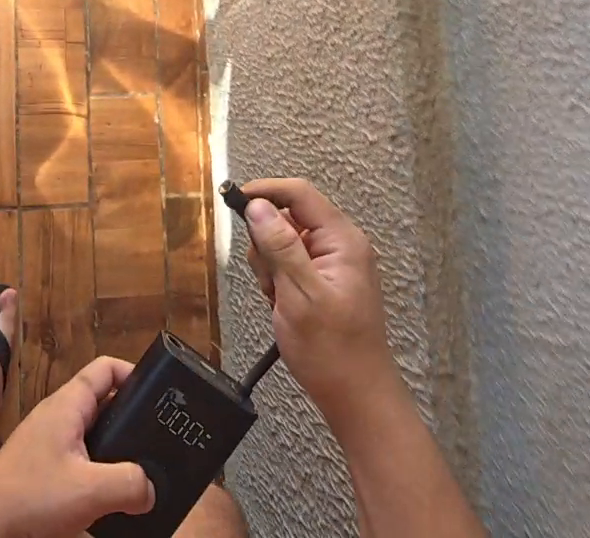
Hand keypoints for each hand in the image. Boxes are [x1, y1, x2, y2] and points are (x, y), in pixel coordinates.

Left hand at [0, 357, 154, 537]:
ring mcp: (48, 440)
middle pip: (103, 401)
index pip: (106, 368)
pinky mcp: (42, 466)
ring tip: (141, 472)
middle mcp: (58, 414)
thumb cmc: (33, 496)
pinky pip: (80, 456)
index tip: (159, 397)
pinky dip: (99, 469)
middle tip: (157, 440)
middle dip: (131, 417)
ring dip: (116, 449)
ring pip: (93, 433)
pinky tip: (111, 496)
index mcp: (68, 404)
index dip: (134, 373)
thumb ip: (129, 484)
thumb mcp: (89, 490)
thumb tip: (151, 489)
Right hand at [239, 178, 396, 424]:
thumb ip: (280, 246)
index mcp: (342, 240)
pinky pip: (291, 263)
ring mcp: (334, 263)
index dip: (265, 191)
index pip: (299, 193)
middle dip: (267, 242)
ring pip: (285, 241)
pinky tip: (282, 305)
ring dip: (271, 265)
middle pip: (289, 216)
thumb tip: (257, 205)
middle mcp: (341, 244)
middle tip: (268, 279)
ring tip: (278, 299)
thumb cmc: (331, 350)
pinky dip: (278, 279)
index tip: (233, 200)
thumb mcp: (299, 294)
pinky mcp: (325, 281)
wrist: (356, 397)